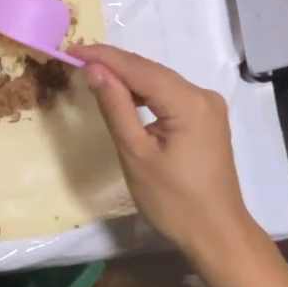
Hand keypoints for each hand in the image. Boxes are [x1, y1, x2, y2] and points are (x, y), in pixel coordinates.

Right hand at [70, 44, 253, 258]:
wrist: (218, 236)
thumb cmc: (174, 202)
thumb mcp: (136, 154)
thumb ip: (116, 107)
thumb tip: (95, 69)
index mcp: (189, 102)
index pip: (138, 68)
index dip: (103, 56)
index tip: (70, 50)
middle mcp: (202, 95)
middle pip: (150, 71)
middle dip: (113, 63)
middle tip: (75, 59)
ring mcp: (207, 106)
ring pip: (159, 81)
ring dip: (127, 77)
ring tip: (91, 73)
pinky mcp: (205, 119)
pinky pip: (169, 95)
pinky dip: (144, 92)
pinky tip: (123, 95)